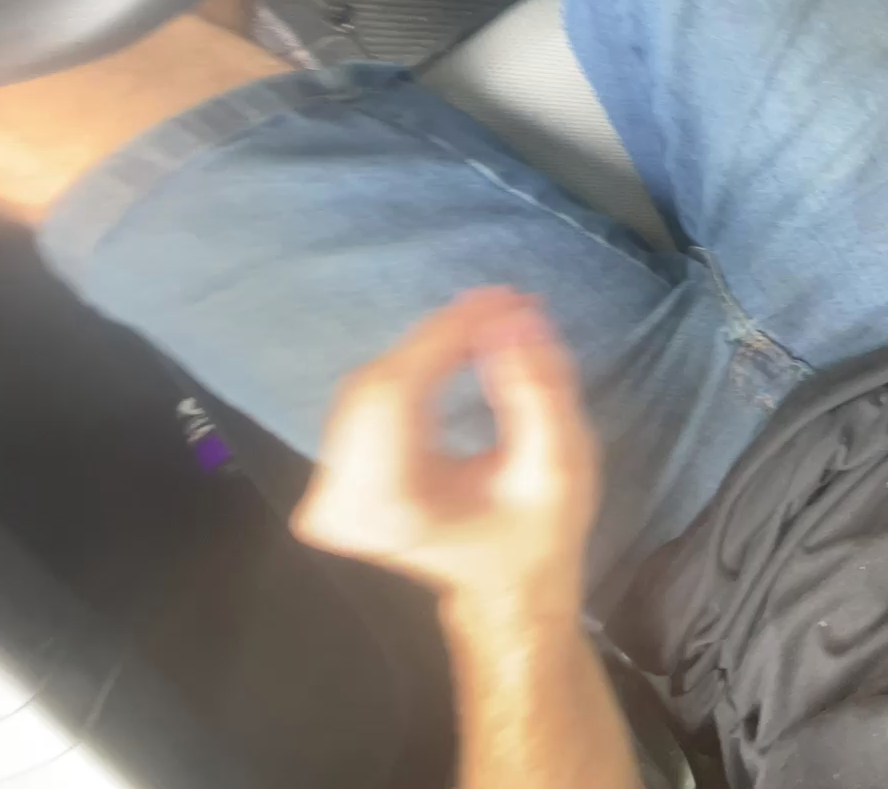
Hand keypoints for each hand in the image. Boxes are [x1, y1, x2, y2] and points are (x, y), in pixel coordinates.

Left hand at [292, 287, 598, 613]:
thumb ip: (541, 392)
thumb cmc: (539, 534)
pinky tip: (464, 345)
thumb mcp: (559, 464)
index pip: (398, 393)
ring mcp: (328, 489)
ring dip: (435, 345)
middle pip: (379, 384)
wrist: (509, 587)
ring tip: (497, 318)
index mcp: (389, 503)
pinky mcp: (339, 474)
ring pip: (373, 386)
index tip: (505, 300)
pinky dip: (422, 365)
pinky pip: (375, 399)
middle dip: (446, 334)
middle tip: (511, 302)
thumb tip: (518, 318)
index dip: (447, 336)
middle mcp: (338, 498)